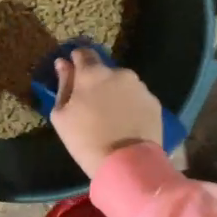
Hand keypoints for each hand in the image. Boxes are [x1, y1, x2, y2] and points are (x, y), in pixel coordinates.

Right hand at [50, 47, 163, 177]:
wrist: (126, 164)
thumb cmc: (85, 139)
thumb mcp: (61, 114)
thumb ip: (63, 84)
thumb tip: (63, 63)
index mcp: (93, 73)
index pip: (83, 53)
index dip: (77, 61)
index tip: (73, 74)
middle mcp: (119, 73)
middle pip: (104, 70)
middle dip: (97, 81)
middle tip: (91, 104)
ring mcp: (140, 87)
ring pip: (122, 84)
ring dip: (115, 92)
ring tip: (111, 116)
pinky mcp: (154, 103)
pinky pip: (137, 98)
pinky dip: (130, 105)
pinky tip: (126, 123)